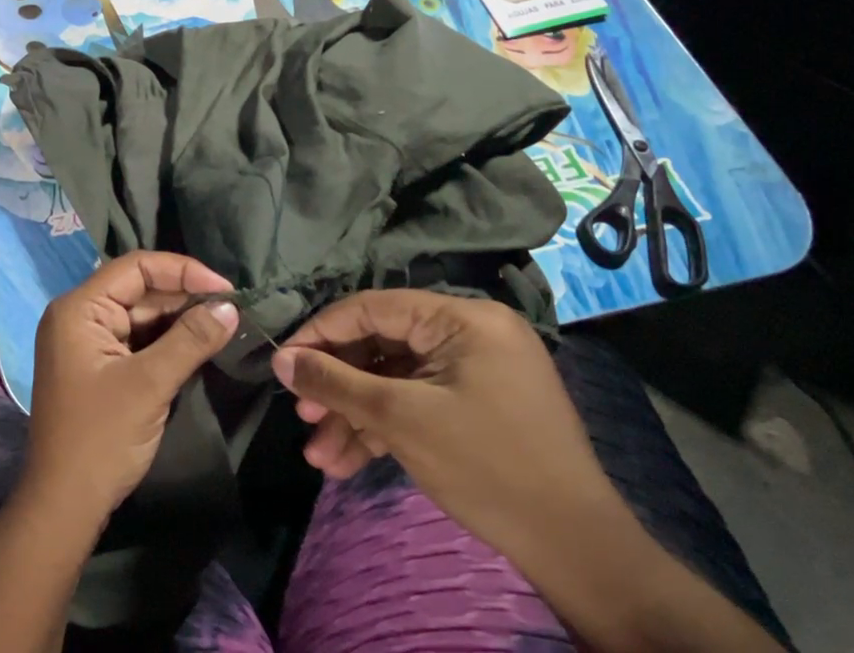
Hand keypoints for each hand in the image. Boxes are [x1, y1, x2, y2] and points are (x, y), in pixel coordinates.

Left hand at [24, 252, 239, 518]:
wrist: (66, 498)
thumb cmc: (101, 436)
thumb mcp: (149, 384)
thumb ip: (189, 340)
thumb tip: (230, 306)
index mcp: (78, 309)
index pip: (134, 267)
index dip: (183, 271)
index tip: (228, 289)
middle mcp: (78, 316)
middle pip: (138, 289)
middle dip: (185, 296)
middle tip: (235, 310)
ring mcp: (86, 343)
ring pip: (141, 316)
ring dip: (180, 320)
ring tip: (226, 324)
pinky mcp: (98, 366)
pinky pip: (136, 340)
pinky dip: (167, 341)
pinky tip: (200, 344)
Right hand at [271, 289, 624, 554]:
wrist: (574, 546)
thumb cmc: (485, 465)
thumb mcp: (399, 418)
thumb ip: (334, 382)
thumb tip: (279, 359)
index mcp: (463, 320)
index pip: (371, 309)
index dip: (319, 335)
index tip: (282, 365)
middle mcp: (471, 335)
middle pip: (379, 347)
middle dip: (337, 388)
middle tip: (303, 417)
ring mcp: (475, 372)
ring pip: (392, 381)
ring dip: (353, 417)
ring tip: (320, 457)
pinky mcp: (476, 406)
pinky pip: (415, 403)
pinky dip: (381, 429)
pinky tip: (346, 463)